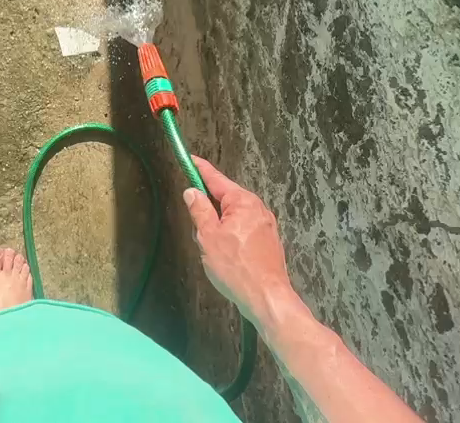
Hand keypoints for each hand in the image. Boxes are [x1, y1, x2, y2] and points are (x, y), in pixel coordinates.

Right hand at [183, 155, 300, 326]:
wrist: (268, 299)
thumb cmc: (236, 267)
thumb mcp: (208, 237)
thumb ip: (199, 211)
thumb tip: (192, 191)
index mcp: (242, 202)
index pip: (216, 179)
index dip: (200, 169)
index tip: (190, 159)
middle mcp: (258, 208)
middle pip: (226, 199)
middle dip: (210, 210)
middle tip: (199, 230)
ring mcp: (266, 225)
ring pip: (235, 217)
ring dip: (221, 227)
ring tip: (215, 252)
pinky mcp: (270, 242)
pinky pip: (245, 230)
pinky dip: (233, 236)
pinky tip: (229, 258)